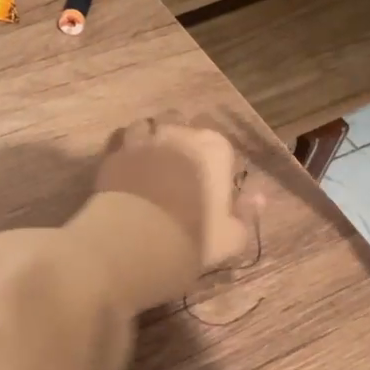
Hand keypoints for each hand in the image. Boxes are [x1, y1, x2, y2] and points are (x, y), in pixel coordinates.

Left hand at [95, 120, 250, 269]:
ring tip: (146, 164)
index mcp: (214, 149)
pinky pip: (119, 143)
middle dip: (179, 141)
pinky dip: (122, 151)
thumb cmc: (191, 240)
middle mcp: (178, 135)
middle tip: (175, 171)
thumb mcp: (229, 238)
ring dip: (148, 139)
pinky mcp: (111, 155)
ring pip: (146, 127)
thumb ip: (245, 215)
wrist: (133, 243)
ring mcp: (141, 141)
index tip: (208, 187)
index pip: (219, 146)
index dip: (213, 165)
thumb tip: (258, 197)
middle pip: (180, 125)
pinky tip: (123, 170)